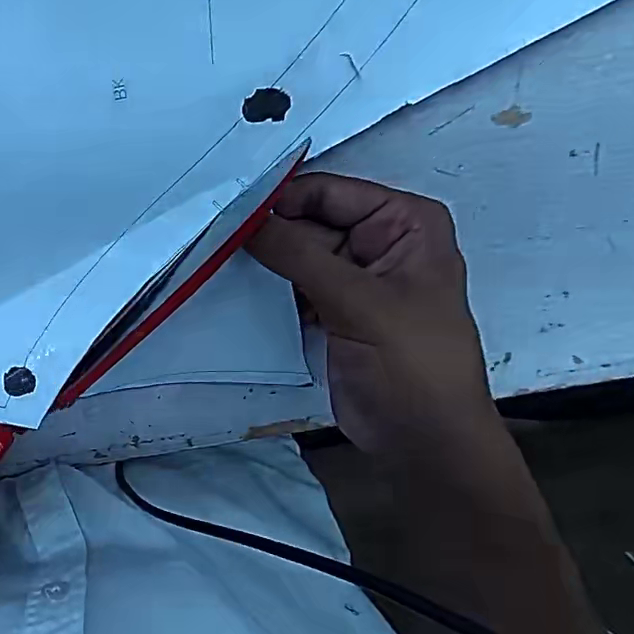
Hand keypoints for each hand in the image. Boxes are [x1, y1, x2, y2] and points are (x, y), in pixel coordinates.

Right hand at [245, 173, 499, 457]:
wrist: (421, 441)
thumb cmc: (412, 366)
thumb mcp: (358, 302)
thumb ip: (299, 255)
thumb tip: (245, 220)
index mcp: (404, 223)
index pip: (327, 192)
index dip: (279, 200)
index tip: (229, 215)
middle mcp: (377, 240)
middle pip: (305, 219)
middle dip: (264, 232)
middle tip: (213, 241)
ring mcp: (350, 275)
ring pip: (292, 251)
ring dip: (260, 260)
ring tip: (217, 264)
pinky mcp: (328, 306)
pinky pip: (288, 282)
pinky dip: (264, 286)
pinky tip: (236, 291)